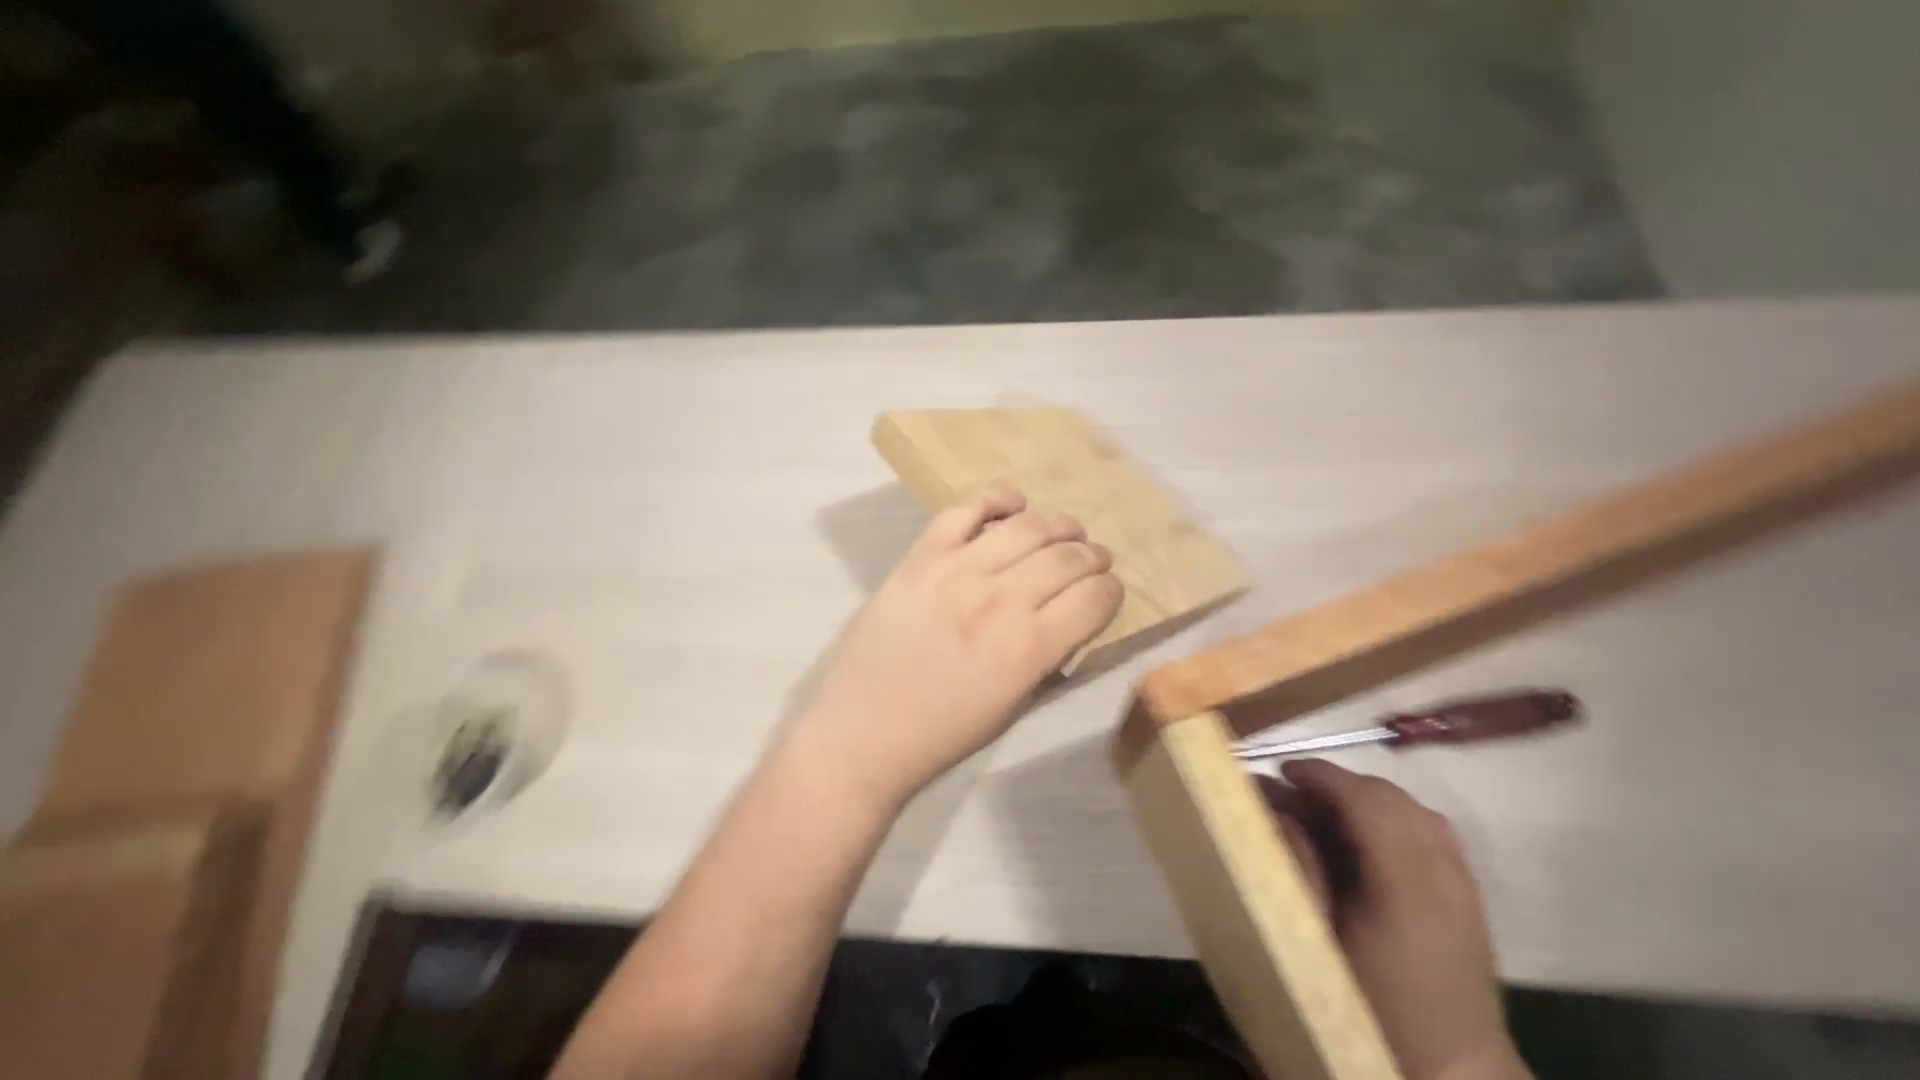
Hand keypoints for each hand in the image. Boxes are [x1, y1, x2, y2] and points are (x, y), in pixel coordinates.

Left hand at [792, 486, 1123, 808]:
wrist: (862, 733)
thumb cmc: (943, 733)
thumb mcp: (1015, 706)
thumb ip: (1050, 656)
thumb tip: (1074, 617)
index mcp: (1029, 648)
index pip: (1095, 597)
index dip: (1112, 591)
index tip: (1108, 592)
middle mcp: (1000, 601)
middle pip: (1067, 557)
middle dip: (1093, 556)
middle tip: (1095, 559)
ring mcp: (956, 572)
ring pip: (1027, 527)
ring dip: (1058, 525)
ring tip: (1065, 532)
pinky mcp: (920, 558)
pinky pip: (964, 509)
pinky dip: (996, 499)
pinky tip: (1012, 505)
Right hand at [1262, 760, 1530, 1079]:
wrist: (1450, 1074)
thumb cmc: (1369, 1013)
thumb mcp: (1318, 946)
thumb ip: (1299, 872)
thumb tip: (1279, 815)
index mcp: (1406, 884)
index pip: (1365, 800)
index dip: (1321, 776)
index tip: (1279, 770)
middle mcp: (1444, 871)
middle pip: (1391, 797)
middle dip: (1338, 784)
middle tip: (1289, 793)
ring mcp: (1463, 883)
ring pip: (1413, 810)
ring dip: (1365, 800)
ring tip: (1322, 812)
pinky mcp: (1469, 898)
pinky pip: (1430, 833)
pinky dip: (1392, 819)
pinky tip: (1365, 840)